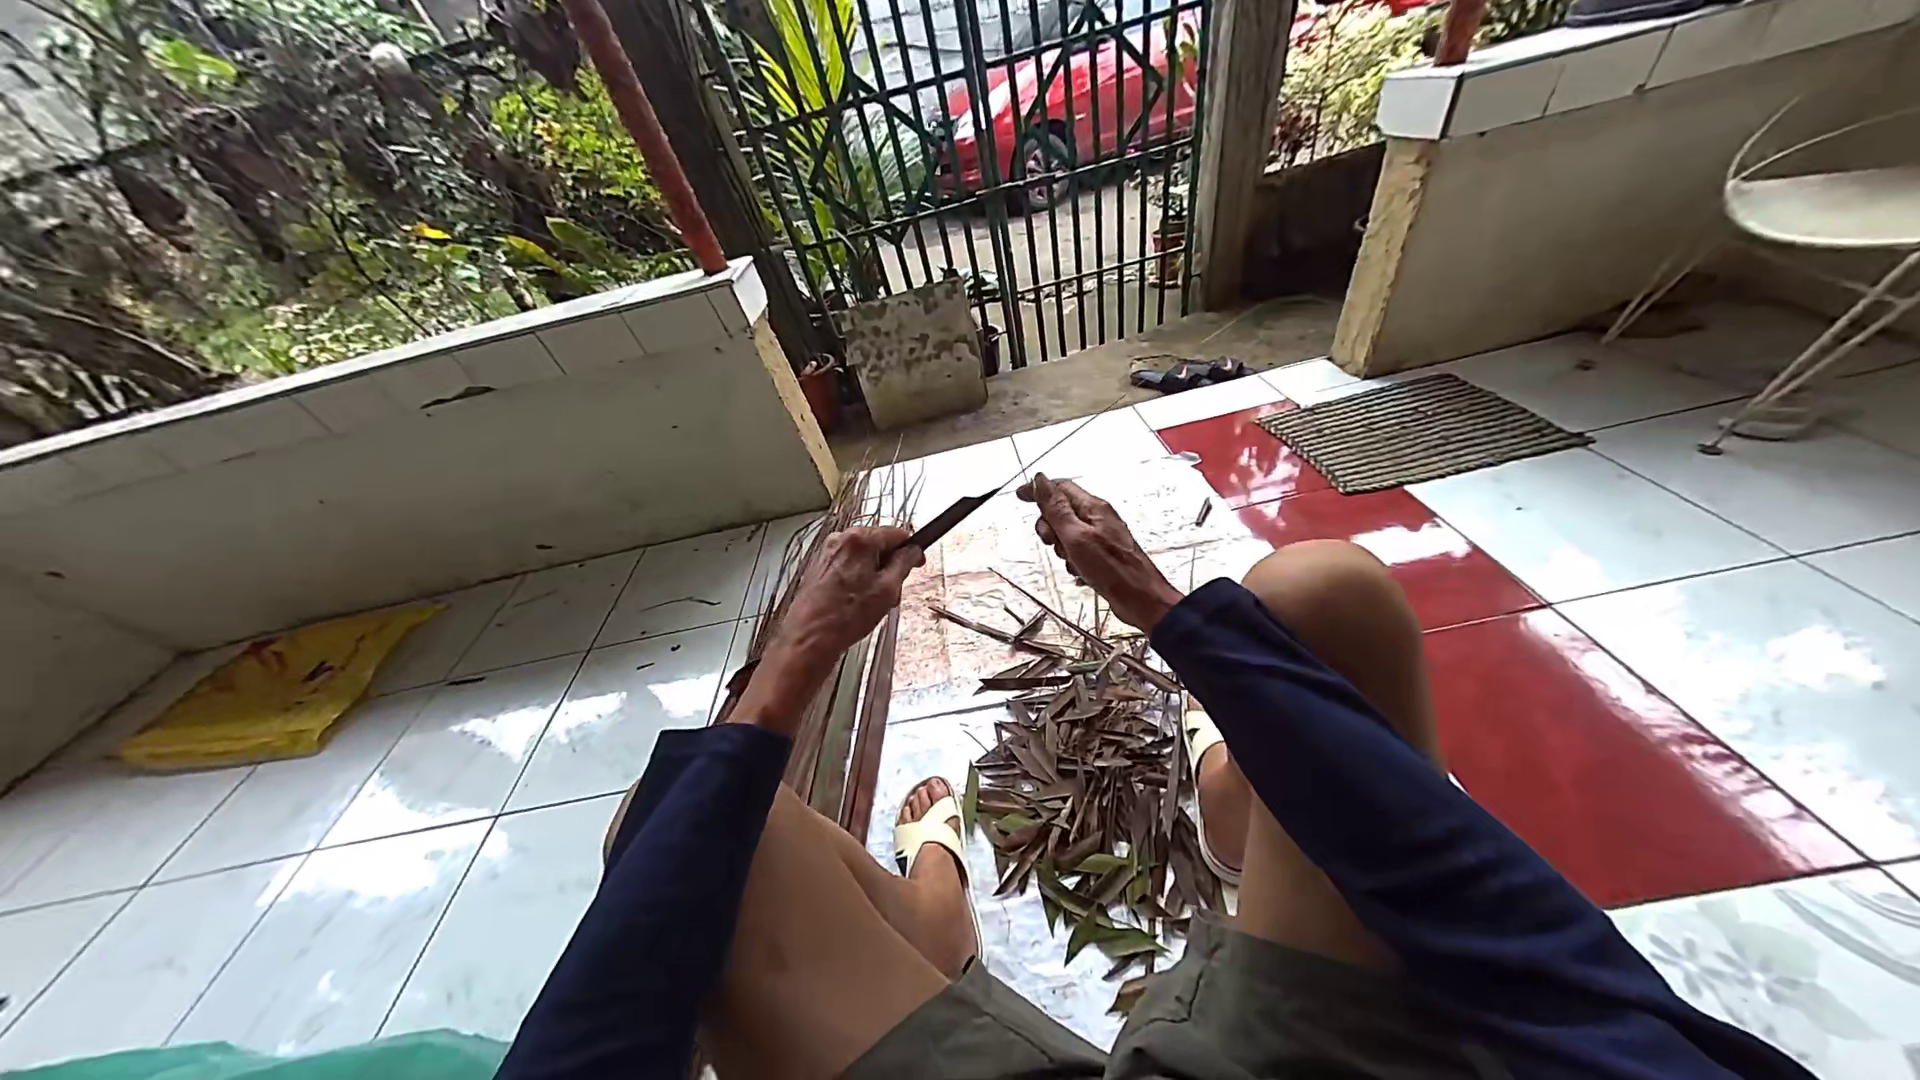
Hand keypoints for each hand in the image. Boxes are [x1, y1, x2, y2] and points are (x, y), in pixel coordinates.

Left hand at [734, 526, 922, 735]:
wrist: (810, 638)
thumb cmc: (843, 617)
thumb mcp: (888, 589)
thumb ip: (904, 563)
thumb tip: (913, 551)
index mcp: (859, 539)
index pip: (896, 533)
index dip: (911, 549)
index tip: (917, 561)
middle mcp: (840, 540)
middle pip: (878, 543)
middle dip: (890, 564)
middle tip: (895, 589)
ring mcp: (827, 554)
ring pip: (863, 557)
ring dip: (875, 574)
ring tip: (875, 602)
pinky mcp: (820, 568)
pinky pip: (848, 566)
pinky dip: (858, 579)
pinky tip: (859, 603)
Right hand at [1017, 473, 1183, 632]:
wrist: (1141, 600)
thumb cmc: (1114, 569)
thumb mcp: (1076, 536)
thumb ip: (1056, 508)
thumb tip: (1040, 480)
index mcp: (1093, 508)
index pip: (1060, 487)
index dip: (1038, 490)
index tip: (1020, 496)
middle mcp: (1098, 518)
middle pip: (1060, 511)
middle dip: (1049, 527)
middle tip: (1054, 542)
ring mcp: (1100, 537)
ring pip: (1066, 534)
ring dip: (1061, 548)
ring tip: (1072, 560)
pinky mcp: (1101, 555)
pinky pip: (1076, 551)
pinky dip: (1072, 561)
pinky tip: (1080, 571)